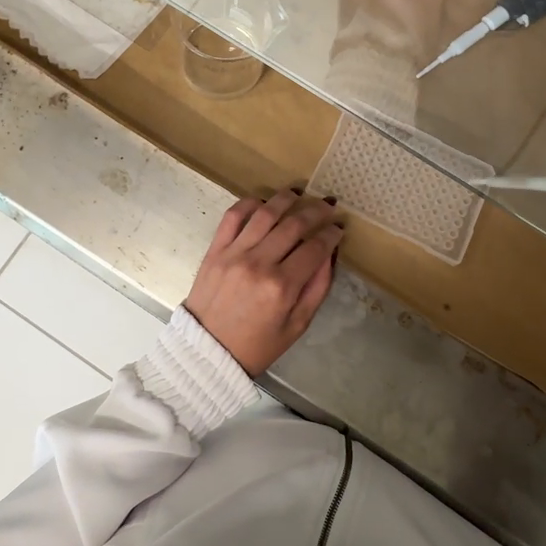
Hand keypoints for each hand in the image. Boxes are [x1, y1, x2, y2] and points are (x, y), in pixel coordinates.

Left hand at [184, 190, 345, 375]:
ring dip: (285, 199)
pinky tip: (263, 202)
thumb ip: (316, 288)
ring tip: (298, 193)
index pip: (315, 248)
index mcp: (282, 287)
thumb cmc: (257, 346)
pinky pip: (233, 216)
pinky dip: (249, 203)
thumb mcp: (297, 326)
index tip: (339, 228)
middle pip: (294, 225)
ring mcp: (234, 253)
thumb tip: (329, 254)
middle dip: (316, 211)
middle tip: (328, 205)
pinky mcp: (215, 249)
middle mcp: (259, 263)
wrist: (207, 352)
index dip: (331, 234)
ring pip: (265, 213)